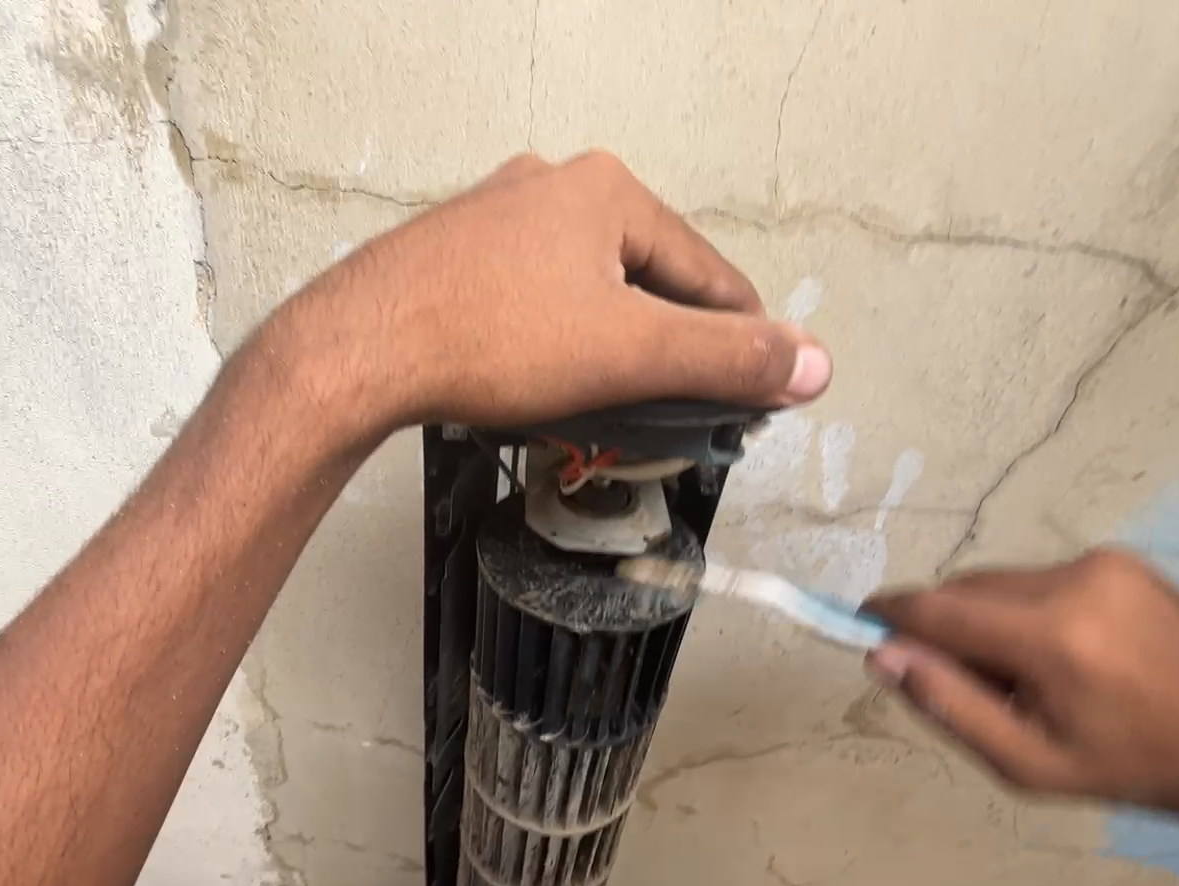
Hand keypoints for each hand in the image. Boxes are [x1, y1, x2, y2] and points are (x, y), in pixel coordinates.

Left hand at [245, 151, 830, 434]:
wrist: (362, 348)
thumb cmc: (500, 343)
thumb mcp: (628, 354)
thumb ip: (725, 359)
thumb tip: (816, 366)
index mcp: (608, 191)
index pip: (706, 273)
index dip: (737, 336)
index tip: (750, 389)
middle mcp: (552, 186)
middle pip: (643, 278)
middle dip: (667, 343)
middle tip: (678, 405)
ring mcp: (494, 217)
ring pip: (584, 288)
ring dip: (610, 341)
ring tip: (617, 398)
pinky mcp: (452, 255)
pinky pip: (531, 297)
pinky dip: (555, 336)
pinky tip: (547, 372)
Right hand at [863, 550, 1178, 815]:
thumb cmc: (1132, 768)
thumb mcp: (1026, 763)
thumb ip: (946, 705)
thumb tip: (879, 656)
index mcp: (1051, 637)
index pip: (934, 608)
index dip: (886, 615)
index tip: (857, 625)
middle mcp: (1073, 582)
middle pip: (960, 592)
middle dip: (944, 629)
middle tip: (972, 682)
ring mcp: (1102, 564)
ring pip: (994, 583)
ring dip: (982, 619)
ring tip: (1027, 672)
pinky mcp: (1120, 561)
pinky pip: (1032, 578)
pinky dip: (1020, 609)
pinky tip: (1061, 651)